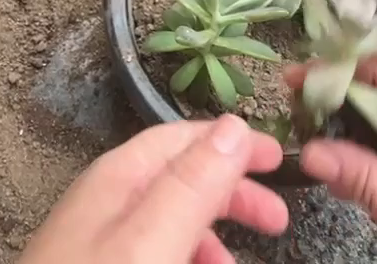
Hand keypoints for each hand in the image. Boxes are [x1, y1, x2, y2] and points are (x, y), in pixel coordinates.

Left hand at [21, 115, 290, 263]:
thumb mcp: (150, 242)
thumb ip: (190, 185)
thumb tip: (232, 126)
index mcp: (117, 178)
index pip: (181, 139)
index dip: (230, 142)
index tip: (279, 157)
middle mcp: (106, 201)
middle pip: (178, 177)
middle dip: (230, 190)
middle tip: (278, 217)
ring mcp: (98, 241)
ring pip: (167, 220)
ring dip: (210, 234)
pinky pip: (152, 253)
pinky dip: (185, 258)